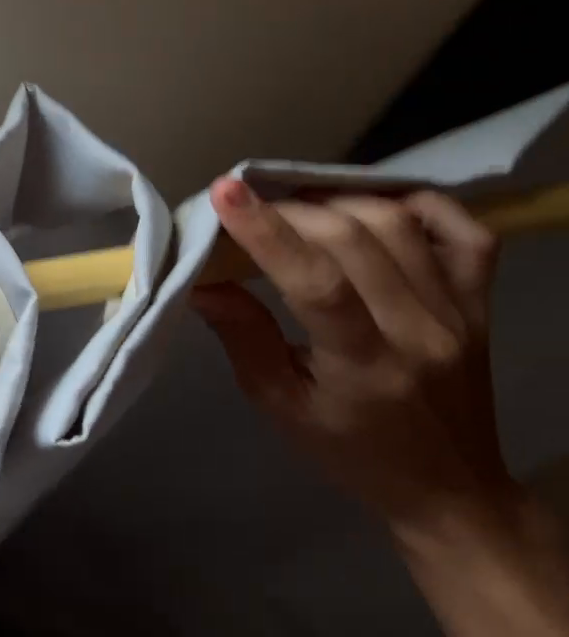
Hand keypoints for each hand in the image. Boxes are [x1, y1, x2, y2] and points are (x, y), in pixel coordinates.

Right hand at [192, 180, 510, 526]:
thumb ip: (241, 336)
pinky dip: (419, 206)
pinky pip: (466, 234)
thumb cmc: (348, 448)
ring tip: (296, 206)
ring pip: (400, 226)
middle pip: (356, 240)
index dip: (268, 231)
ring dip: (337, 201)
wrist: (451, 488)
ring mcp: (460, 313)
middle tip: (247, 206)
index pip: (319, 283)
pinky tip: (371, 205)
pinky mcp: (481, 304)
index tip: (224, 191)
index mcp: (367, 364)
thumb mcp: (276, 402)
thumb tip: (199, 280)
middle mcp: (423, 331)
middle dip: (290, 210)